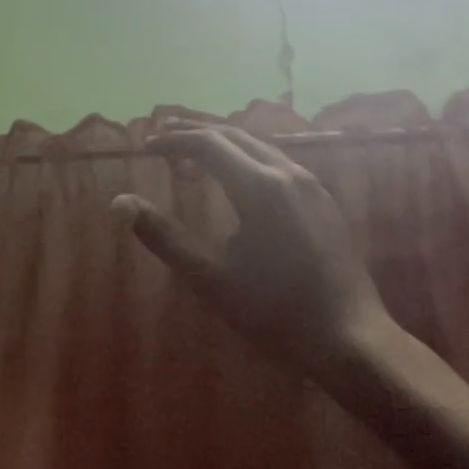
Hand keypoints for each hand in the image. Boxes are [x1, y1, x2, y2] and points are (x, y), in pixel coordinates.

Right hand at [113, 122, 387, 377]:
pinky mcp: (324, 202)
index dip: (173, 140)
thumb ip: (165, 236)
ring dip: (223, 142)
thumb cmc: (274, 310)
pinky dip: (248, 157)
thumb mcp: (210, 277)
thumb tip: (120, 203)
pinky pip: (279, 162)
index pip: (208, 144)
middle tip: (163, 134)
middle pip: (234, 135)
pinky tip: (240, 177)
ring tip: (194, 151)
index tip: (146, 146)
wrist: (349, 337)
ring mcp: (311, 186)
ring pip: (260, 146)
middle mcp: (287, 173)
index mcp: (259, 186)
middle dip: (196, 131)